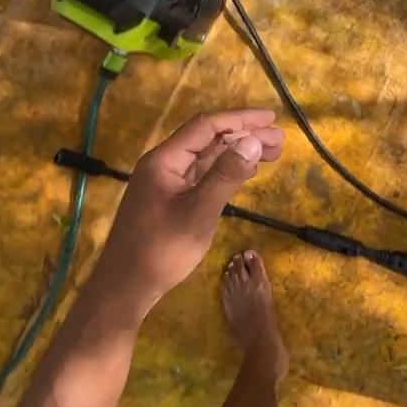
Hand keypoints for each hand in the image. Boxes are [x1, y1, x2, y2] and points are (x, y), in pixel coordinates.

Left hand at [95, 109, 283, 313]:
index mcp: (164, 160)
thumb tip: (254, 140)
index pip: (207, 126)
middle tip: (279, 140)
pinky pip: (203, 173)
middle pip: (209, 138)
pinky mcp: (172, 198)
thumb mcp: (199, 211)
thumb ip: (227, 175)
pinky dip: (227, 168)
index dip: (241, 119)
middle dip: (244, 135)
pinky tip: (247, 172)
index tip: (272, 119)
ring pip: (208, 156)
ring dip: (238, 151)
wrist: (127, 287)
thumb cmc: (162, 250)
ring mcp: (167, 181)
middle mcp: (164, 164)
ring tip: (272, 154)